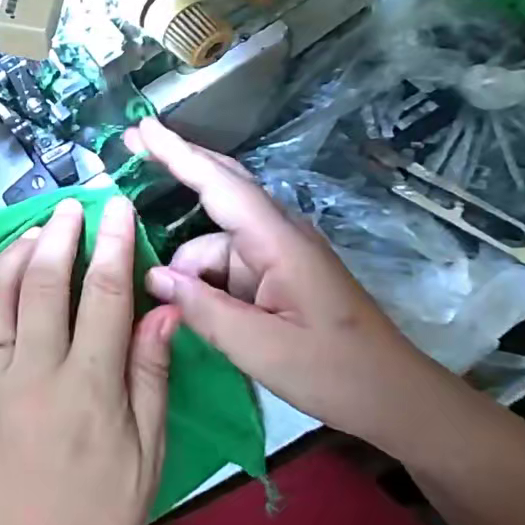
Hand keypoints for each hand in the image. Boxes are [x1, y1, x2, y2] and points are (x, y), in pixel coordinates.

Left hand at [0, 195, 174, 524]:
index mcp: (89, 391)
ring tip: (34, 232)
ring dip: (13, 256)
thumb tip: (164, 307)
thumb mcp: (149, 449)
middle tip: (72, 206)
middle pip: (44, 285)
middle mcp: (33, 377)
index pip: (105, 297)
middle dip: (61, 236)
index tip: (117, 209)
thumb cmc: (105, 511)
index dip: (114, 245)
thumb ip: (152, 371)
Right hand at [125, 117, 454, 447]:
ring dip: (188, 265)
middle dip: (175, 166)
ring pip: (213, 240)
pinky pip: (226, 262)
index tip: (142, 126)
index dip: (178, 153)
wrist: (395, 398)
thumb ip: (202, 309)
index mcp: (279, 242)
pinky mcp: (276, 272)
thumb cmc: (334, 372)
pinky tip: (191, 307)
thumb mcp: (259, 348)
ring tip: (171, 306)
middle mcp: (277, 235)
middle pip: (219, 187)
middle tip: (128, 148)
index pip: (221, 185)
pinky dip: (203, 279)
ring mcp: (278, 253)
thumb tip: (154, 276)